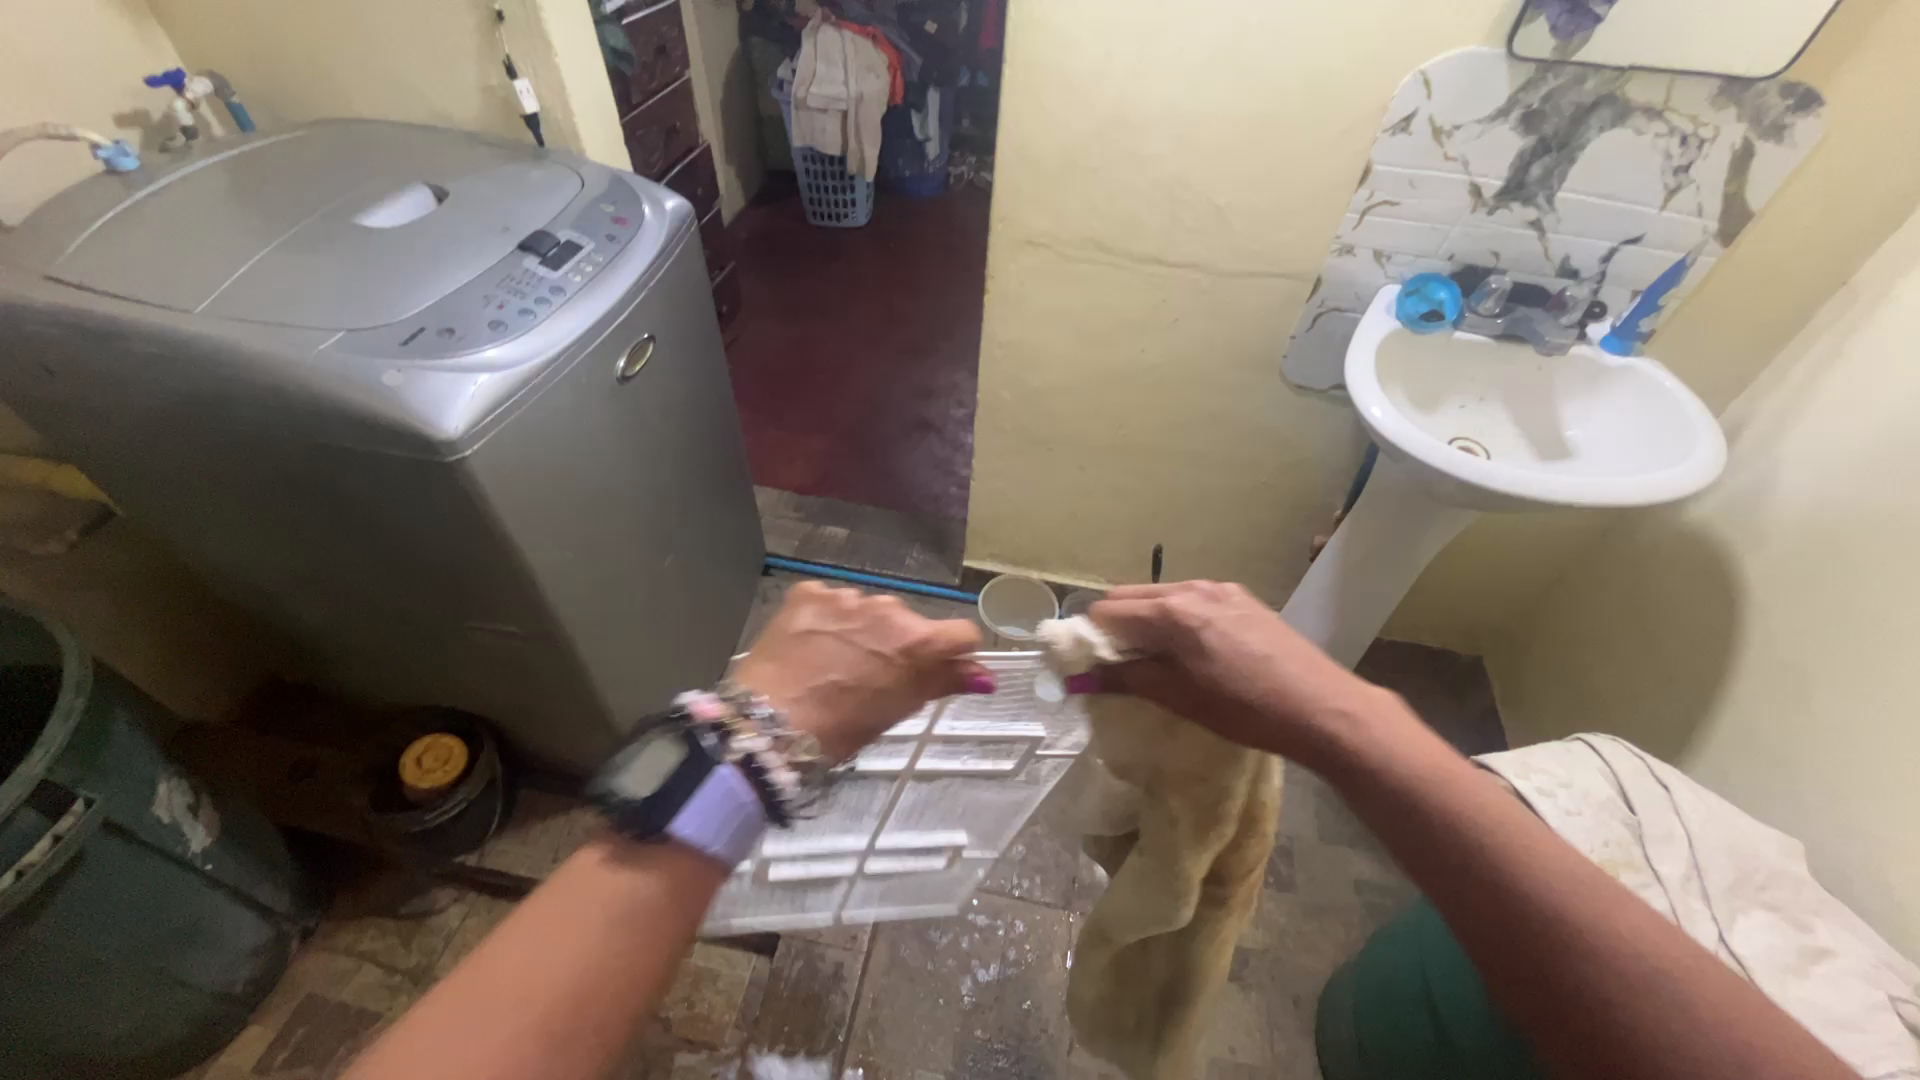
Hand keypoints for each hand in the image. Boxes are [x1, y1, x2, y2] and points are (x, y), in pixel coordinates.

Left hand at [732, 581, 989, 762]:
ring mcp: (845, 597)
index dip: (954, 653)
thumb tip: (986, 676)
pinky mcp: (809, 593)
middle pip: (909, 622)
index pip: (960, 634)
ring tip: (834, 663)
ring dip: (861, 630)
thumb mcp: (897, 709)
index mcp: (916, 641)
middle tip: (872, 676)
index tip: (938, 669)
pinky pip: (830, 601)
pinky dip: (826, 620)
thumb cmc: (840, 728)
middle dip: (898, 644)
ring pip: (868, 611)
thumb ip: (944, 683)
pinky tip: (810, 647)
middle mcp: (887, 608)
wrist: (768, 725)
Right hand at [1086, 581, 1390, 761]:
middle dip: (1114, 627)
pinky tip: (1190, 650)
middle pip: (1128, 596)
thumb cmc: (1247, 710)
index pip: (1106, 611)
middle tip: (1119, 665)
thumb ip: (1128, 679)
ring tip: (1156, 660)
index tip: (1091, 667)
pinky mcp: (1240, 597)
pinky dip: (1174, 618)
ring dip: (1144, 621)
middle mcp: (1192, 588)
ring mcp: (1219, 589)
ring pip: (1159, 596)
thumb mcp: (1180, 698)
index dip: (1090, 639)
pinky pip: (1189, 599)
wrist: (1324, 708)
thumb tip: (1085, 676)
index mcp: (1172, 612)